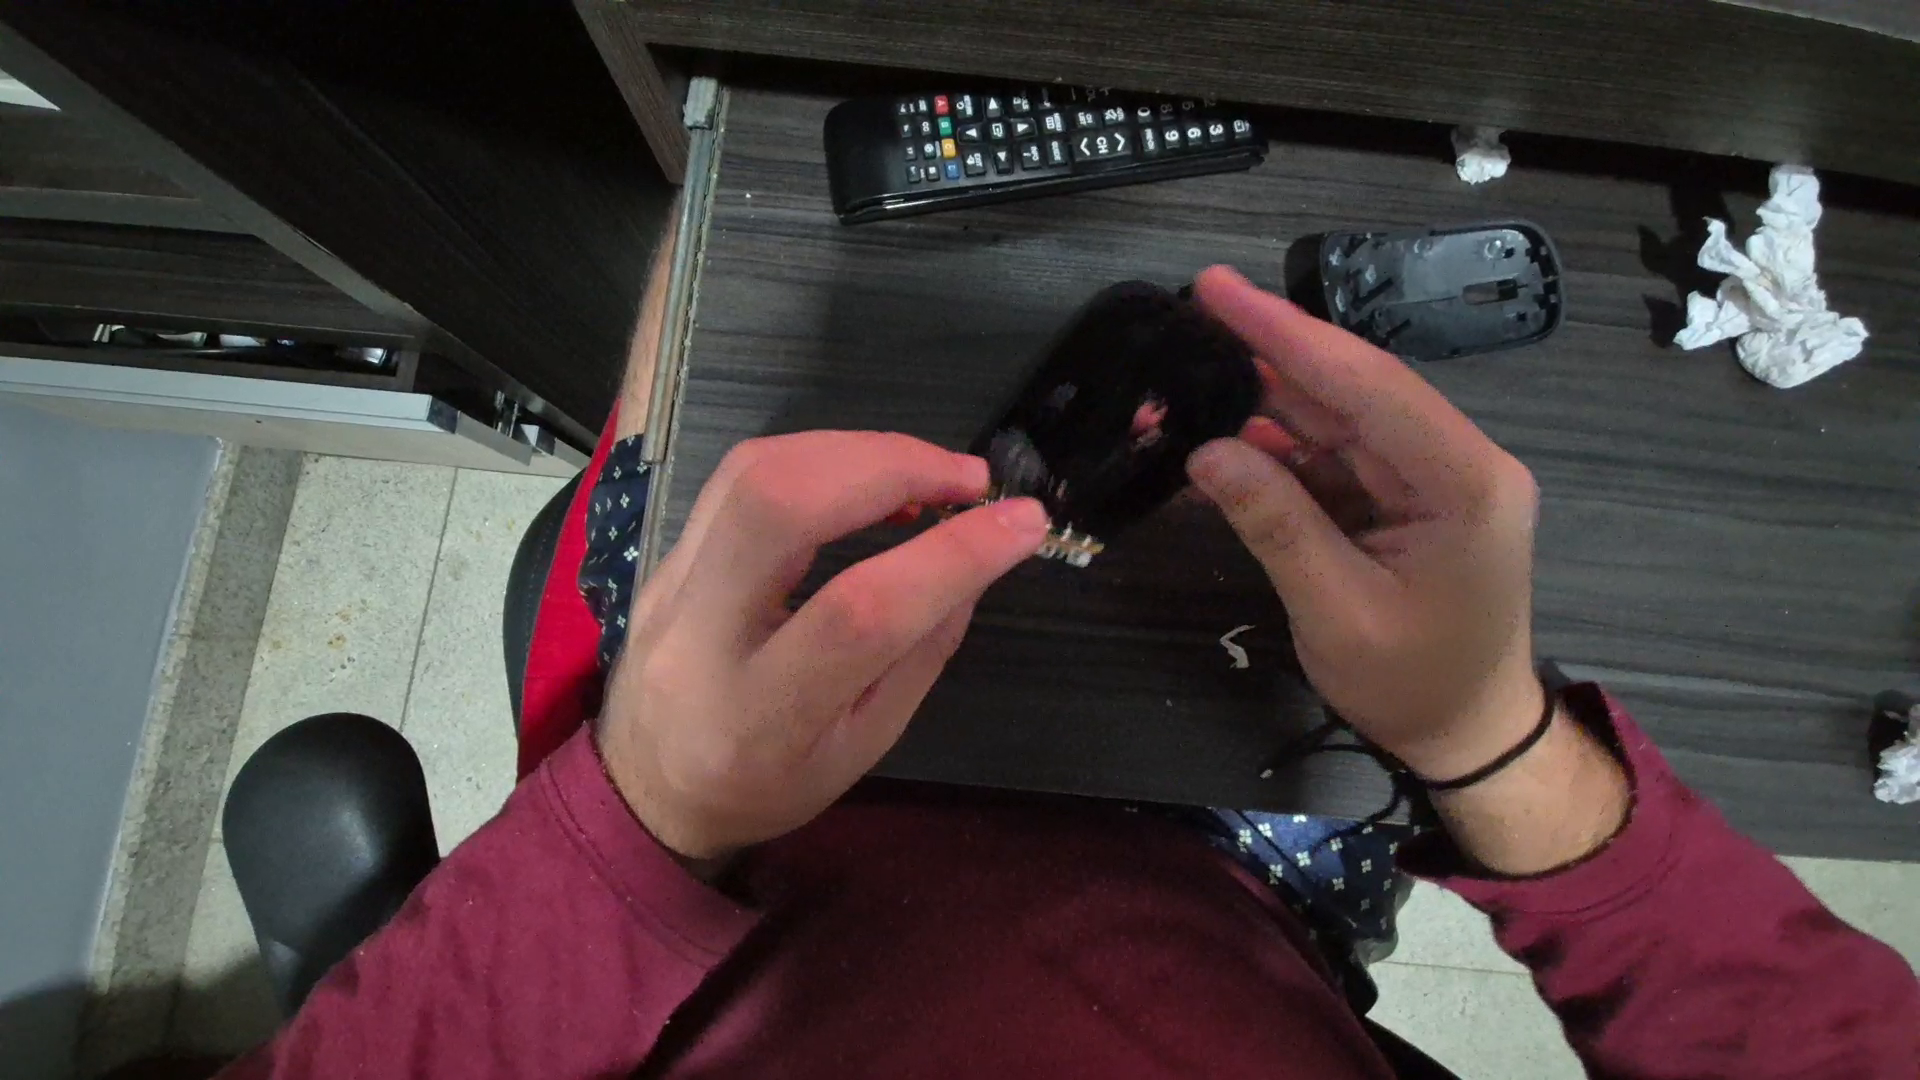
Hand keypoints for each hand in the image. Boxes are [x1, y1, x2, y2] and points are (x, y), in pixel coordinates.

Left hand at [597, 432, 1048, 864]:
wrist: (649, 786)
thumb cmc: (770, 784)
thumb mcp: (864, 745)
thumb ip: (920, 653)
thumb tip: (973, 561)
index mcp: (762, 716)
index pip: (861, 613)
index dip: (952, 555)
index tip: (1023, 521)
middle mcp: (700, 636)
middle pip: (781, 507)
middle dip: (891, 466)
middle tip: (968, 478)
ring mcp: (671, 582)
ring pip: (756, 472)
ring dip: (861, 450)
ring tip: (929, 471)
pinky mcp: (668, 551)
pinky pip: (742, 473)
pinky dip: (822, 454)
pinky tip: (869, 472)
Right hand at [1184, 266, 1544, 780]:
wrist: (1466, 732)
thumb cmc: (1413, 684)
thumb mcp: (1336, 611)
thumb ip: (1275, 525)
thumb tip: (1205, 454)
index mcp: (1461, 482)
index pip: (1365, 385)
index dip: (1286, 333)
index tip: (1218, 289)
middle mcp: (1448, 463)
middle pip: (1346, 389)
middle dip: (1265, 357)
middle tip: (1190, 322)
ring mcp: (1421, 479)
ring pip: (1330, 420)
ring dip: (1258, 407)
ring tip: (1186, 392)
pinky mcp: (1394, 499)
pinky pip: (1324, 460)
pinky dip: (1270, 454)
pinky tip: (1219, 448)